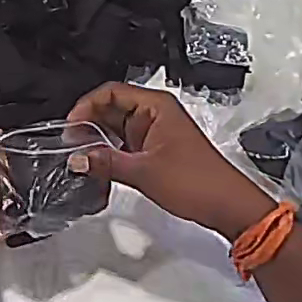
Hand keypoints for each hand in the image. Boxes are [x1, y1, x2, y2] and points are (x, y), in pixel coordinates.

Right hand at [68, 83, 274, 239]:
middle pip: (110, 108)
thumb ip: (105, 162)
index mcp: (156, 106)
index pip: (110, 92)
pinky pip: (123, 143)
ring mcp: (154, 132)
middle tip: (71, 142)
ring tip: (81, 154)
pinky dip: (109, 151)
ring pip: (115, 126)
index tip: (71, 125)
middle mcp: (155, 113)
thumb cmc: (200, 182)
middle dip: (89, 123)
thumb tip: (77, 158)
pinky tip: (98, 164)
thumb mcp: (144, 171)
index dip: (87, 106)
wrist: (230, 208)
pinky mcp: (154, 149)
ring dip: (97, 139)